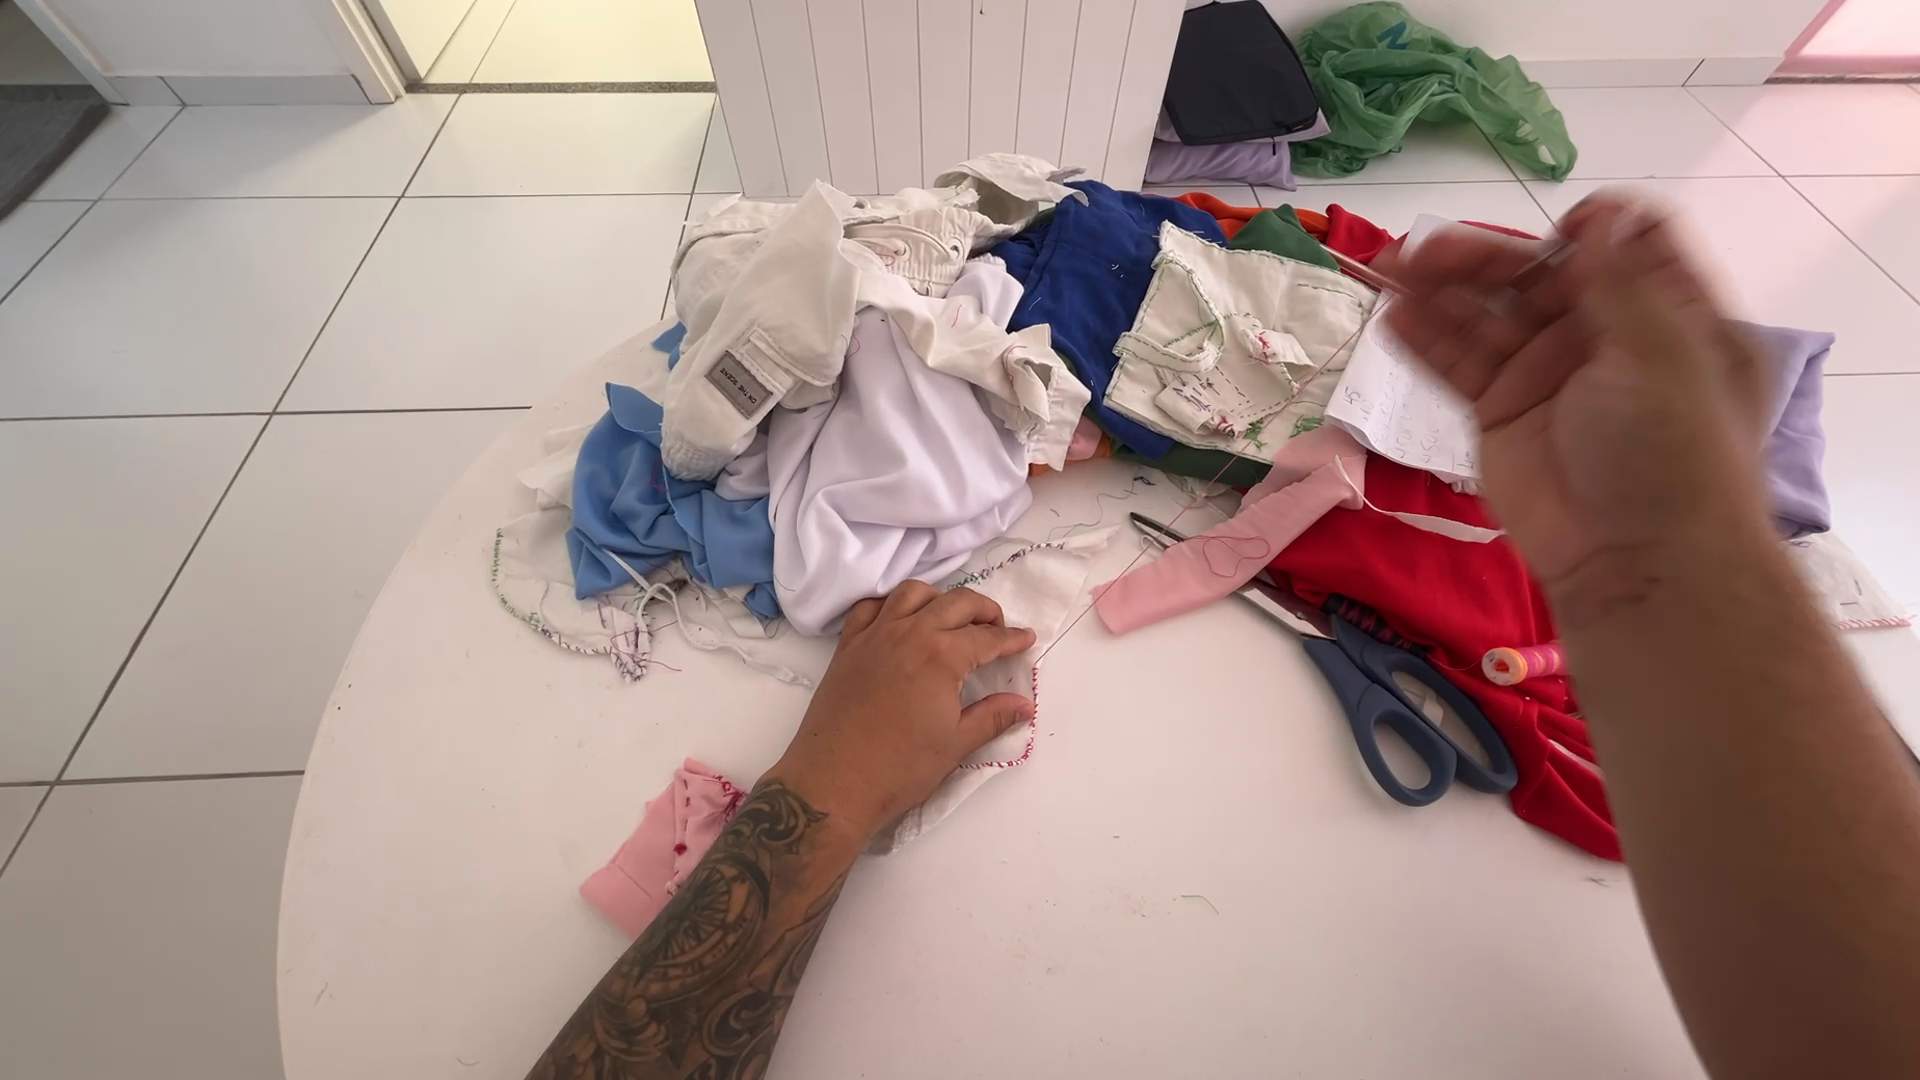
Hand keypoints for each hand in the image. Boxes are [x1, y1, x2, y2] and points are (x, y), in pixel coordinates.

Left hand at [766, 582, 1037, 839]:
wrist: (833, 783)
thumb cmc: (899, 769)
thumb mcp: (955, 745)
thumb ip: (993, 717)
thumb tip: (1024, 705)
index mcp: (941, 655)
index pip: (987, 638)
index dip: (1011, 639)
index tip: (1026, 640)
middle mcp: (909, 632)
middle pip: (956, 603)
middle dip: (985, 610)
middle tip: (997, 629)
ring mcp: (875, 634)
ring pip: (913, 593)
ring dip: (940, 598)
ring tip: (952, 619)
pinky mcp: (848, 645)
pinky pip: (872, 607)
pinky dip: (892, 605)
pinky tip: (902, 621)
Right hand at [1379, 193, 1777, 622]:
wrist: (1627, 556)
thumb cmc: (1667, 453)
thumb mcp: (1660, 358)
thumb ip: (1621, 287)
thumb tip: (1601, 212)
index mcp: (1663, 315)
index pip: (1624, 249)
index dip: (1590, 230)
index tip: (1556, 231)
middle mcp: (1599, 337)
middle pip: (1535, 280)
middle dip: (1480, 261)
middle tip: (1420, 251)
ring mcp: (1541, 376)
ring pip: (1485, 320)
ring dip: (1438, 295)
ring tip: (1389, 272)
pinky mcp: (1496, 411)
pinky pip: (1458, 367)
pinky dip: (1427, 344)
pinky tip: (1394, 322)